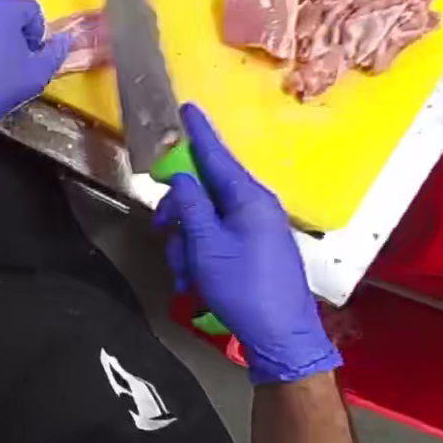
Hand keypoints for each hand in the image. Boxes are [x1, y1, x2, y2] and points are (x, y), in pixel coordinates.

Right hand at [155, 104, 339, 385]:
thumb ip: (191, 205)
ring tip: (185, 274)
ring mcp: (252, 230)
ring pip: (201, 222)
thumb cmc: (243, 285)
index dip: (198, 134)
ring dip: (184, 245)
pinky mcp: (249, 250)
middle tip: (162, 231)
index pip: (216, 157)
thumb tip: (180, 175)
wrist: (279, 333)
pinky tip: (194, 282)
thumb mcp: (207, 244)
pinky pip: (213, 241)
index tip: (186, 109)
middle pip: (202, 192)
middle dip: (177, 214)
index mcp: (247, 199)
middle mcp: (252, 208)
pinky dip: (196, 259)